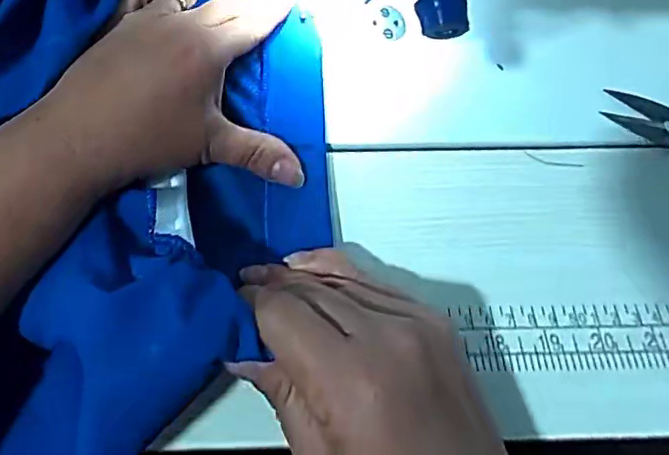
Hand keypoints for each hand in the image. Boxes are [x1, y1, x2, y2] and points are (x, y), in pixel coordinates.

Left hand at [32, 0, 302, 190]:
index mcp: (209, 50)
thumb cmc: (148, 138)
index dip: (275, 7)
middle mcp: (182, 25)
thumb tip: (300, 176)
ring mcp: (148, 18)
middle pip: (227, 1)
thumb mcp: (208, 146)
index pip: (252, 22)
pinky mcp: (121, 22)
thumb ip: (256, 153)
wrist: (78, 132)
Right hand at [230, 250, 503, 454]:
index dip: (251, 304)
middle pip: (308, 288)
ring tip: (274, 276)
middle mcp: (387, 337)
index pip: (282, 312)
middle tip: (245, 288)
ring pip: (339, 274)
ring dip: (302, 274)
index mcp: (353, 380)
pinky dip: (341, 277)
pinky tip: (318, 278)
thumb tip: (244, 352)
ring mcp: (416, 323)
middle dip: (272, 285)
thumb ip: (283, 394)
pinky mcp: (435, 320)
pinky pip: (374, 280)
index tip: (233, 304)